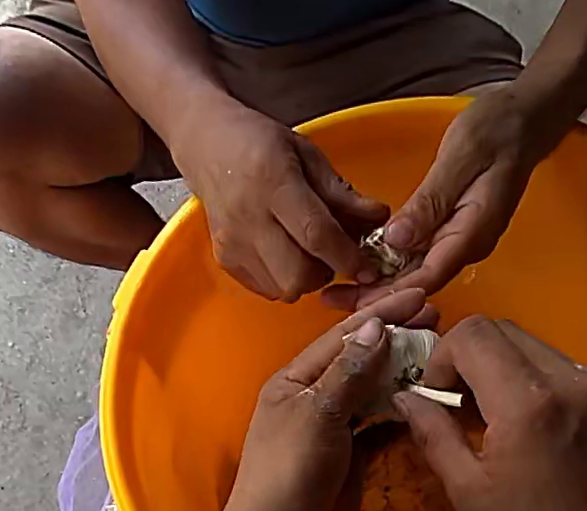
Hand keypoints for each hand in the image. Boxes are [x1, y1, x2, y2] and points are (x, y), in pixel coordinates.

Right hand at [171, 102, 388, 301]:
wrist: (206, 144)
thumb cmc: (262, 146)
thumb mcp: (308, 155)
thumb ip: (343, 193)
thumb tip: (379, 219)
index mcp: (273, 182)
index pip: (316, 235)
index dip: (347, 257)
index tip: (367, 269)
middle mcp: (248, 216)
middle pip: (298, 274)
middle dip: (325, 273)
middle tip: (330, 256)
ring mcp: (233, 242)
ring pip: (284, 288)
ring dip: (305, 279)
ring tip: (306, 254)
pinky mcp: (225, 259)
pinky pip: (268, 290)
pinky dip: (285, 281)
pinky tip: (286, 257)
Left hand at [220, 289, 437, 510]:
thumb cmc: (290, 470)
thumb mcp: (317, 414)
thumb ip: (349, 372)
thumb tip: (376, 326)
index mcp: (298, 379)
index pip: (344, 337)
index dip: (382, 315)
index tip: (420, 296)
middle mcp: (317, 396)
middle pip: (362, 361)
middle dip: (398, 341)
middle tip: (439, 321)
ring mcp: (336, 427)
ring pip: (375, 393)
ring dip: (404, 377)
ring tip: (440, 358)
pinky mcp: (354, 456)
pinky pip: (381, 428)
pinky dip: (402, 416)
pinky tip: (429, 405)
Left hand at [322, 90, 557, 309]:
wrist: (523, 122)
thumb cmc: (496, 131)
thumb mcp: (461, 158)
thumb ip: (431, 202)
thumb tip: (397, 241)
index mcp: (473, 234)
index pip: (429, 276)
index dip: (392, 292)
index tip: (357, 300)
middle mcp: (466, 247)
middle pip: (418, 283)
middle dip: (377, 296)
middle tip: (335, 301)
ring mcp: (458, 242)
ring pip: (416, 274)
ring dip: (380, 285)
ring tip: (340, 291)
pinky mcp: (450, 234)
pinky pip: (418, 257)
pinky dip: (390, 265)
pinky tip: (363, 267)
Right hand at [393, 317, 586, 510]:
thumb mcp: (469, 490)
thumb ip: (433, 434)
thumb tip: (406, 397)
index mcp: (527, 404)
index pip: (472, 334)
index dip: (442, 357)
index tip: (439, 398)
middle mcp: (565, 377)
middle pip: (499, 328)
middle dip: (466, 358)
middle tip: (460, 407)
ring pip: (527, 342)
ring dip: (497, 367)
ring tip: (492, 418)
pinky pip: (553, 362)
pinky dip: (526, 378)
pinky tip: (525, 423)